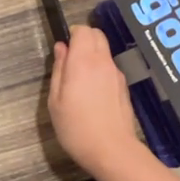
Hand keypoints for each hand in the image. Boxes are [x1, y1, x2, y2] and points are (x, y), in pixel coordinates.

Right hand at [49, 25, 143, 174]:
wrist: (112, 150)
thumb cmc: (76, 127)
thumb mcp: (55, 100)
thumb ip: (59, 69)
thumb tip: (62, 48)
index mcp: (83, 61)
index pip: (83, 30)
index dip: (72, 34)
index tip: (64, 50)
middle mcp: (103, 62)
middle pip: (97, 35)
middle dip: (84, 39)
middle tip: (70, 61)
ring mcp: (117, 73)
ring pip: (105, 51)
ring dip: (93, 54)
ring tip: (80, 79)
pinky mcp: (124, 86)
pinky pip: (110, 67)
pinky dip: (101, 69)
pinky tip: (94, 93)